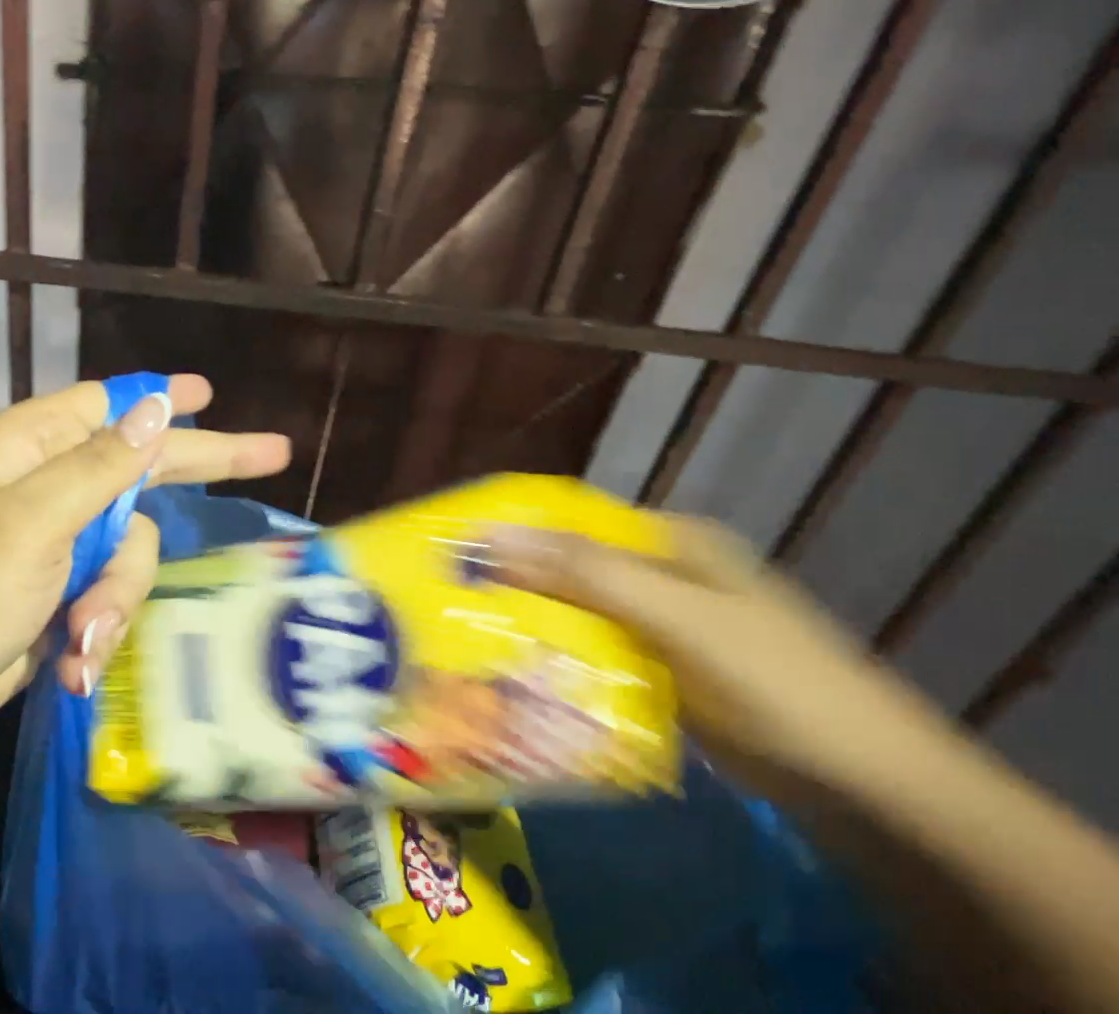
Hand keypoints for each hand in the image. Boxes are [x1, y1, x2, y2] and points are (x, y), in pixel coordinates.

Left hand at [0, 376, 289, 767]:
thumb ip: (99, 469)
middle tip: (273, 454)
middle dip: (200, 470)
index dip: (161, 398)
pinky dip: (98, 628)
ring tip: (80, 636)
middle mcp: (48, 485)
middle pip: (141, 468)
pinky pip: (111, 593)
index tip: (208, 392)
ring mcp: (58, 540)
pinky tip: (74, 660)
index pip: (109, 406)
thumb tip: (156, 406)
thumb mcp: (30, 527)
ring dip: (115, 599)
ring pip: (133, 551)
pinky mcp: (62, 589)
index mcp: (31, 450)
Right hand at [486, 517, 947, 791]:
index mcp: (672, 543)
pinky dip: (559, 668)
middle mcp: (663, 578)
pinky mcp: (663, 679)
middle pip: (569, 571)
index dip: (510, 531)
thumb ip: (584, 572)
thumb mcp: (675, 615)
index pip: (571, 520)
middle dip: (511, 586)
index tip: (446, 555)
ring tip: (460, 647)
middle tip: (441, 608)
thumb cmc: (773, 682)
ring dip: (531, 630)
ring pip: (578, 619)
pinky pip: (595, 662)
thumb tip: (486, 533)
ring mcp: (665, 631)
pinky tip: (514, 684)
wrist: (865, 785)